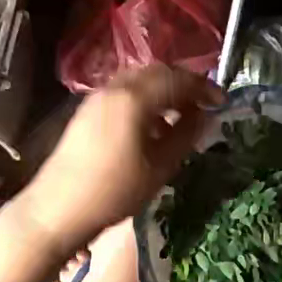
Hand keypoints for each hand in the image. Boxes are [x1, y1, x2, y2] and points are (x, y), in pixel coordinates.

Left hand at [17, 64, 220, 251]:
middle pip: (156, 72)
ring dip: (165, 91)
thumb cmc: (115, 191)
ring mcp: (97, 98)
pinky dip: (146, 100)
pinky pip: (125, 93)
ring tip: (183, 116)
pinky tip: (155, 126)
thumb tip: (203, 115)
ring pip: (139, 81)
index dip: (203, 87)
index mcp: (134, 99)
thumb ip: (186, 135)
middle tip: (204, 104)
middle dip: (184, 84)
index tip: (222, 102)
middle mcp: (114, 89)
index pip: (177, 79)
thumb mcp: (161, 166)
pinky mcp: (88, 112)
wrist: (59, 209)